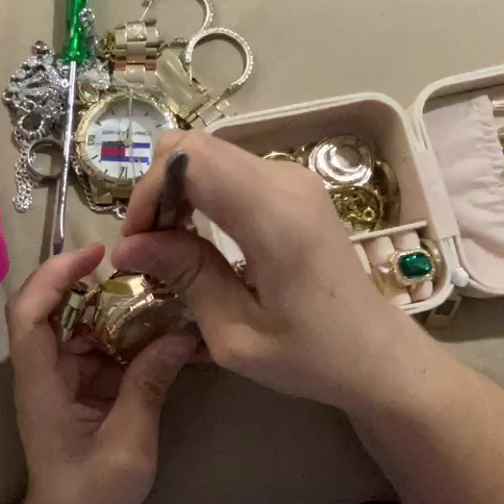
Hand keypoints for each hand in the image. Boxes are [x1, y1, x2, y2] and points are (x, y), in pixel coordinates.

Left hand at [5, 242, 196, 503]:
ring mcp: (58, 378)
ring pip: (78, 324)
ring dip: (112, 306)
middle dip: (90, 281)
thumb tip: (181, 336)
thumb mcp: (128, 444)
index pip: (28, 314)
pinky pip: (96, 347)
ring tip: (157, 291)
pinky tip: (157, 328)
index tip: (95, 253)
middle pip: (51, 308)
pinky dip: (123, 335)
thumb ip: (149, 387)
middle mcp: (42, 371)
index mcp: (40, 383)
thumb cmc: (89, 494)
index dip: (53, 275)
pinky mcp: (76, 386)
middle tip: (139, 266)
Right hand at [113, 130, 424, 411]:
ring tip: (167, 248)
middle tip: (147, 246)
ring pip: (207, 155)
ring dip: (174, 193)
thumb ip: (186, 277)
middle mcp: (286, 181)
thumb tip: (126, 247)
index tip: (135, 244)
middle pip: (194, 146)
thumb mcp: (236, 334)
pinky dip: (197, 194)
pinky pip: (227, 170)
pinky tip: (195, 238)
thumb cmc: (312, 357)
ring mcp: (293, 178)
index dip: (148, 191)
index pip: (190, 160)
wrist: (378, 355)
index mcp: (274, 217)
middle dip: (155, 190)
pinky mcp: (293, 187)